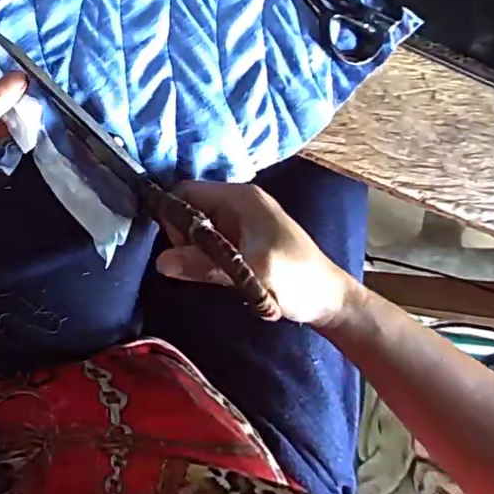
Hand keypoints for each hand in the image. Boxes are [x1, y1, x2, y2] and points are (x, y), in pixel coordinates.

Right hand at [155, 181, 366, 327]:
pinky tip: (214, 271)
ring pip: (198, 225)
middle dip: (182, 234)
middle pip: (190, 207)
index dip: (172, 214)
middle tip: (191, 263)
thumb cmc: (297, 281)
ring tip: (206, 271)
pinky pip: (211, 238)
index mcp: (240, 197)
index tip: (172, 246)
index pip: (186, 191)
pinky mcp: (244, 237)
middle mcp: (238, 201)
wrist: (333, 302)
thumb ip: (204, 265)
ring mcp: (242, 219)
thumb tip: (160, 261)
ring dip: (195, 247)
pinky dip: (206, 253)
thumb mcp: (249, 274)